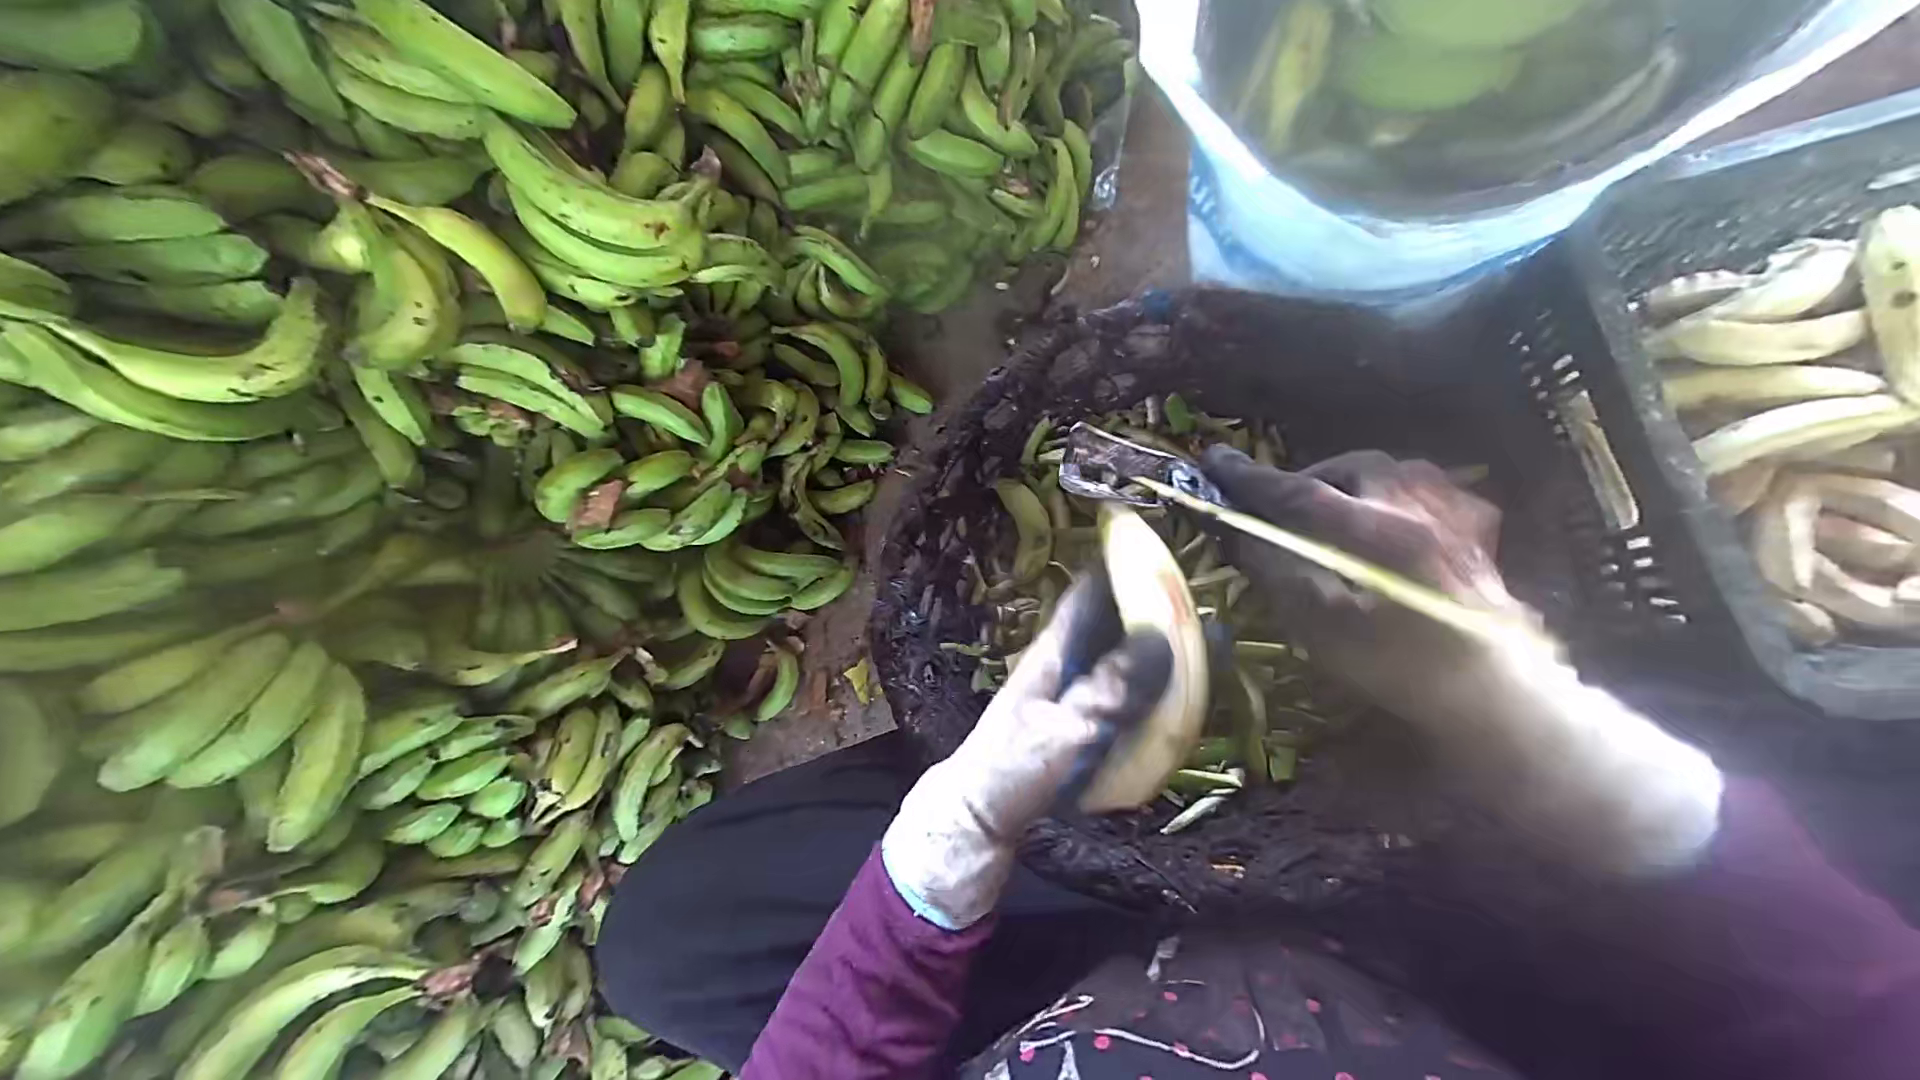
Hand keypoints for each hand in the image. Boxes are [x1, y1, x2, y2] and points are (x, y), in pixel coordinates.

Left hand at [882, 574, 1170, 928]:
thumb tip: (1160, 637)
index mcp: (1057, 649)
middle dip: (1156, 605)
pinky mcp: (1088, 721)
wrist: (983, 815)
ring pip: (1126, 654)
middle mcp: (1071, 661)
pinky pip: (1129, 691)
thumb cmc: (1014, 767)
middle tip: (1204, 599)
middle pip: (1117, 619)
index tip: (1163, 544)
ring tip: (1207, 638)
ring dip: (1161, 645)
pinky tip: (1184, 691)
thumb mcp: (1063, 729)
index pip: (1092, 591)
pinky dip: (1156, 685)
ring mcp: (1079, 691)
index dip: (1121, 562)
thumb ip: (1111, 689)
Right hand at [1201, 446, 1723, 875]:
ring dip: (1347, 481)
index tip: (1213, 460)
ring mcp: (1453, 513)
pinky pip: (1423, 489)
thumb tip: (1236, 532)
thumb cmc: (1398, 667)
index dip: (1249, 478)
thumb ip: (1275, 570)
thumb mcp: (1319, 626)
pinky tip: (1382, 521)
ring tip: (1328, 511)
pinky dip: (1389, 495)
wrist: (1493, 695)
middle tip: (1280, 507)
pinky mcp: (1474, 527)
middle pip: (1347, 467)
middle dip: (1305, 479)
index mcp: (1376, 533)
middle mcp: (1418, 508)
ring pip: (1388, 469)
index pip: (1296, 492)